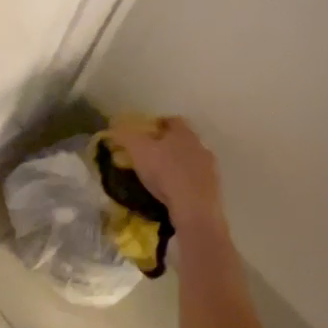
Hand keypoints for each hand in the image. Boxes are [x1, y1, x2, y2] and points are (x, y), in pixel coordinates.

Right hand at [107, 116, 224, 233]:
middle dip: (167, 145)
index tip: (143, 134)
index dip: (156, 125)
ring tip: (161, 177)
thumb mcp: (138, 150)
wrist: (194, 207)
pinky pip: (196, 179)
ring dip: (177, 164)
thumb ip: (125, 136)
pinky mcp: (213, 187)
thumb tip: (115, 129)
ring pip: (190, 159)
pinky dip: (185, 182)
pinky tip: (173, 192)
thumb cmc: (165, 173)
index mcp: (183, 133)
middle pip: (182, 140)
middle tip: (149, 156)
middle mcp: (200, 145)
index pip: (171, 120)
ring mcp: (210, 167)